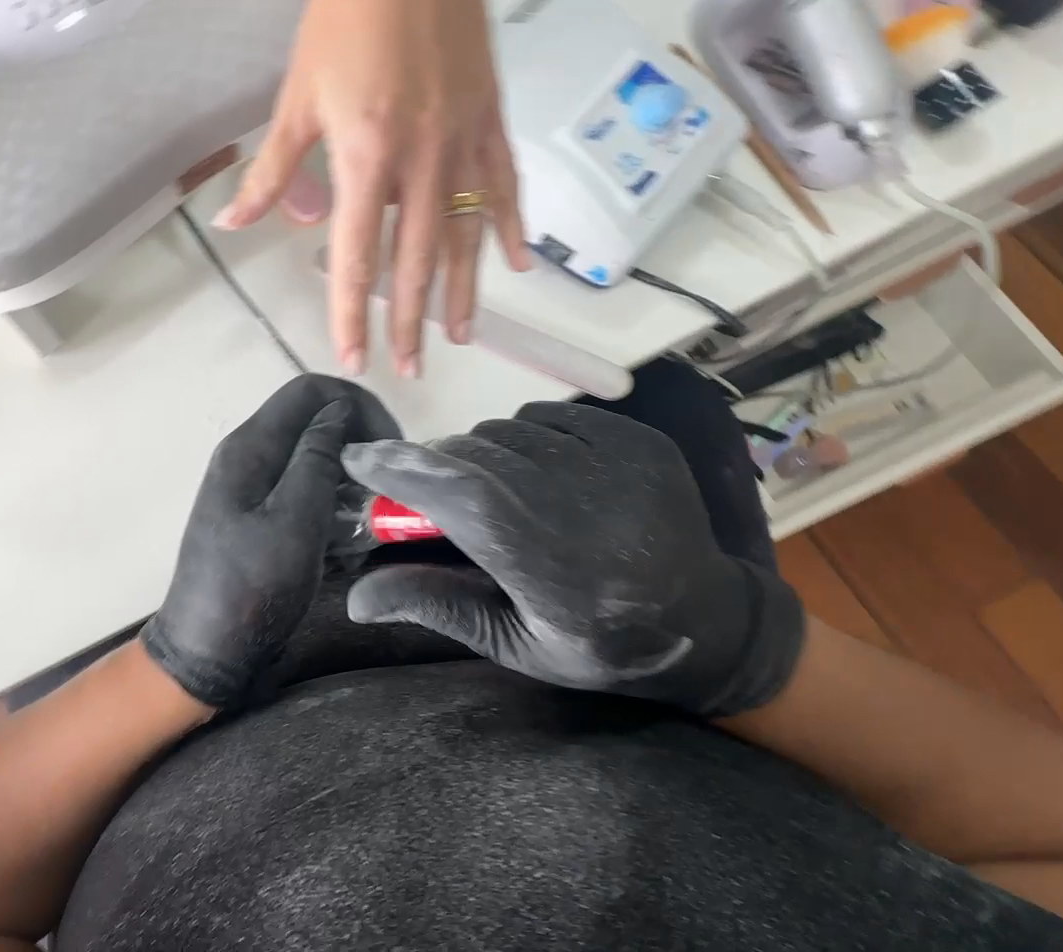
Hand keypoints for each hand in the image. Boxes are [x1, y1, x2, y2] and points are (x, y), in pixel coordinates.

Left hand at [142, 375, 400, 708]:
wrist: (206, 649)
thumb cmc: (252, 586)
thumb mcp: (295, 520)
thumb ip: (317, 458)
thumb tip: (339, 411)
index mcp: (250, 447)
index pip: (310, 390)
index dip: (359, 406)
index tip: (394, 449)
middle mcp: (246, 456)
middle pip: (312, 421)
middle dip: (358, 444)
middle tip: (389, 488)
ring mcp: (248, 488)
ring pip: (310, 459)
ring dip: (347, 482)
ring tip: (371, 522)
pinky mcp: (256, 518)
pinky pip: (301, 493)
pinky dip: (330, 508)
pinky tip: (346, 545)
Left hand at [216, 0, 530, 379]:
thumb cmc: (339, 18)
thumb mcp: (295, 98)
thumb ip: (273, 172)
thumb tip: (236, 224)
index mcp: (367, 152)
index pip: (358, 254)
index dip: (353, 312)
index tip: (354, 357)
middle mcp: (423, 154)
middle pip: (417, 257)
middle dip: (412, 319)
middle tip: (413, 366)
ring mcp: (465, 135)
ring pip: (467, 230)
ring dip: (464, 289)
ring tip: (462, 334)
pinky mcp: (491, 114)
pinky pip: (504, 183)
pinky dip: (509, 226)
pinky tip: (514, 265)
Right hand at [339, 404, 804, 717]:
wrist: (709, 624)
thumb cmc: (597, 646)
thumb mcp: (510, 640)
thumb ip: (434, 604)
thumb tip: (354, 598)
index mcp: (554, 572)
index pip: (462, 497)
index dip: (402, 470)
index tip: (358, 459)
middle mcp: (587, 508)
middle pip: (476, 456)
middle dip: (429, 464)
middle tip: (416, 489)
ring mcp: (619, 466)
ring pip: (506, 430)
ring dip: (473, 452)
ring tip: (481, 486)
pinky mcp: (637, 441)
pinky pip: (546, 416)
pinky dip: (518, 436)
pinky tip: (527, 470)